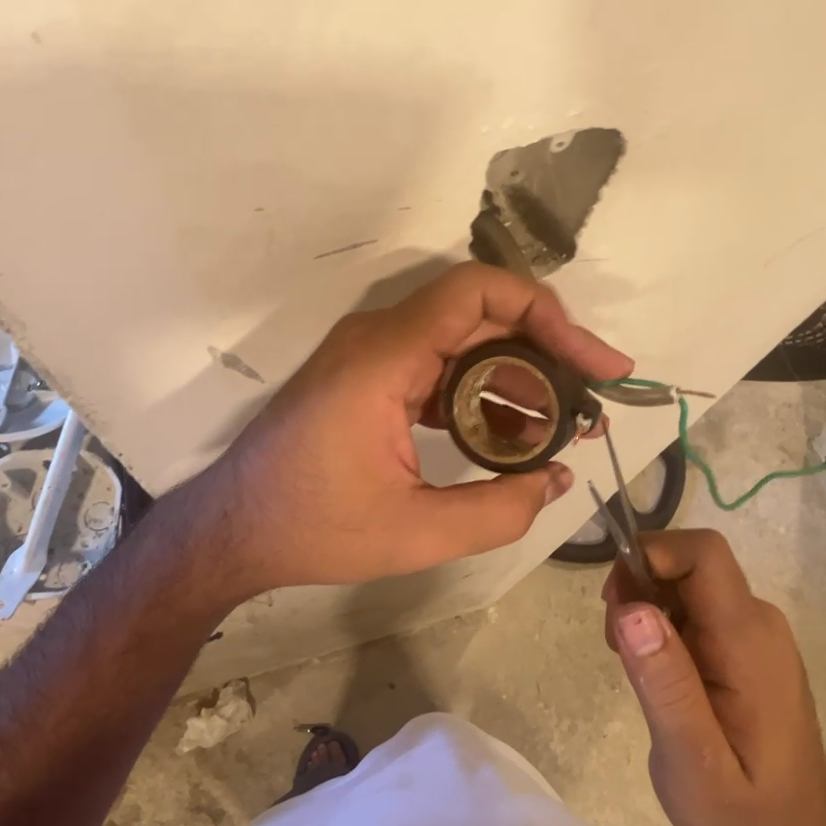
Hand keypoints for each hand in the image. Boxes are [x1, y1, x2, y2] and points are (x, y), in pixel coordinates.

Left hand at [183, 261, 631, 599]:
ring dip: (515, 369)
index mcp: (384, 359)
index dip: (549, 315)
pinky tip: (509, 432)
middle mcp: (375, 338)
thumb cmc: (312, 528)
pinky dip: (479, 387)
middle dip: (546, 347)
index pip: (478, 293)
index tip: (594, 364)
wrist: (231, 530)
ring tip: (562, 421)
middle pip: (478, 310)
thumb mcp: (415, 532)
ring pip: (460, 336)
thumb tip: (557, 479)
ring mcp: (366, 354)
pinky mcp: (364, 376)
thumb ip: (498, 510)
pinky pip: (436, 362)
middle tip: (592, 396)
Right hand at [604, 530, 825, 825]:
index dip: (651, 554)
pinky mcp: (746, 649)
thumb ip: (664, 683)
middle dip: (638, 587)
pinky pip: (695, 612)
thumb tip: (631, 608)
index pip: (703, 553)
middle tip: (616, 650)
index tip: (614, 602)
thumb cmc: (744, 812)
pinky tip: (656, 677)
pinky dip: (662, 627)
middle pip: (689, 564)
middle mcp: (757, 623)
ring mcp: (755, 635)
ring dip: (646, 609)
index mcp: (747, 639)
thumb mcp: (693, 760)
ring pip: (686, 586)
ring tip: (634, 671)